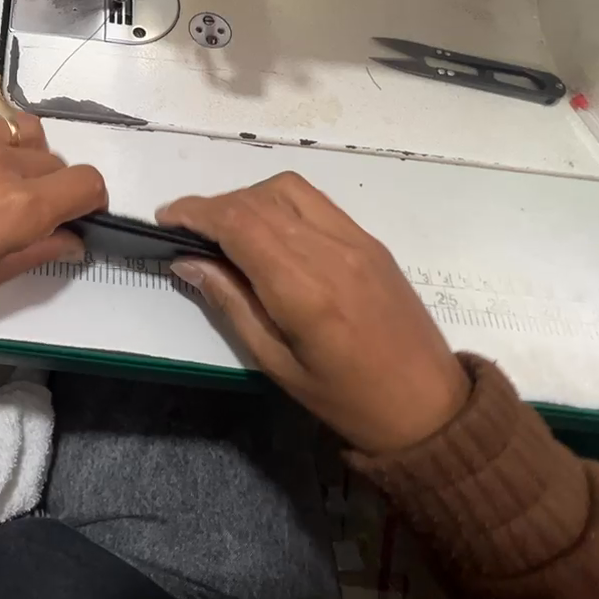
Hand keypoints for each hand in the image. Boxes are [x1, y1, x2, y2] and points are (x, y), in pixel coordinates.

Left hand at [0, 116, 106, 325]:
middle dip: (52, 188)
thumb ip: (36, 252)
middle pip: (56, 161)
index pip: (87, 183)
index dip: (89, 202)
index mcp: (17, 208)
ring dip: (25, 159)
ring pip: (25, 134)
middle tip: (19, 214)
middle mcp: (0, 162)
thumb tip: (72, 239)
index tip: (72, 217)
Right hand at [159, 172, 470, 453]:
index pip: (238, 223)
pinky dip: (276, 200)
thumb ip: (230, 303)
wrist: (432, 410)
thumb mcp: (275, 363)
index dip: (195, 212)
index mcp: (305, 290)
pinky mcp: (369, 239)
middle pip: (256, 201)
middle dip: (213, 206)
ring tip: (227, 228)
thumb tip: (187, 260)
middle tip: (189, 231)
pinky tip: (266, 228)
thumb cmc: (345, 400)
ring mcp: (354, 240)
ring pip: (284, 188)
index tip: (166, 218)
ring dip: (245, 198)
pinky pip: (312, 199)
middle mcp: (330, 252)